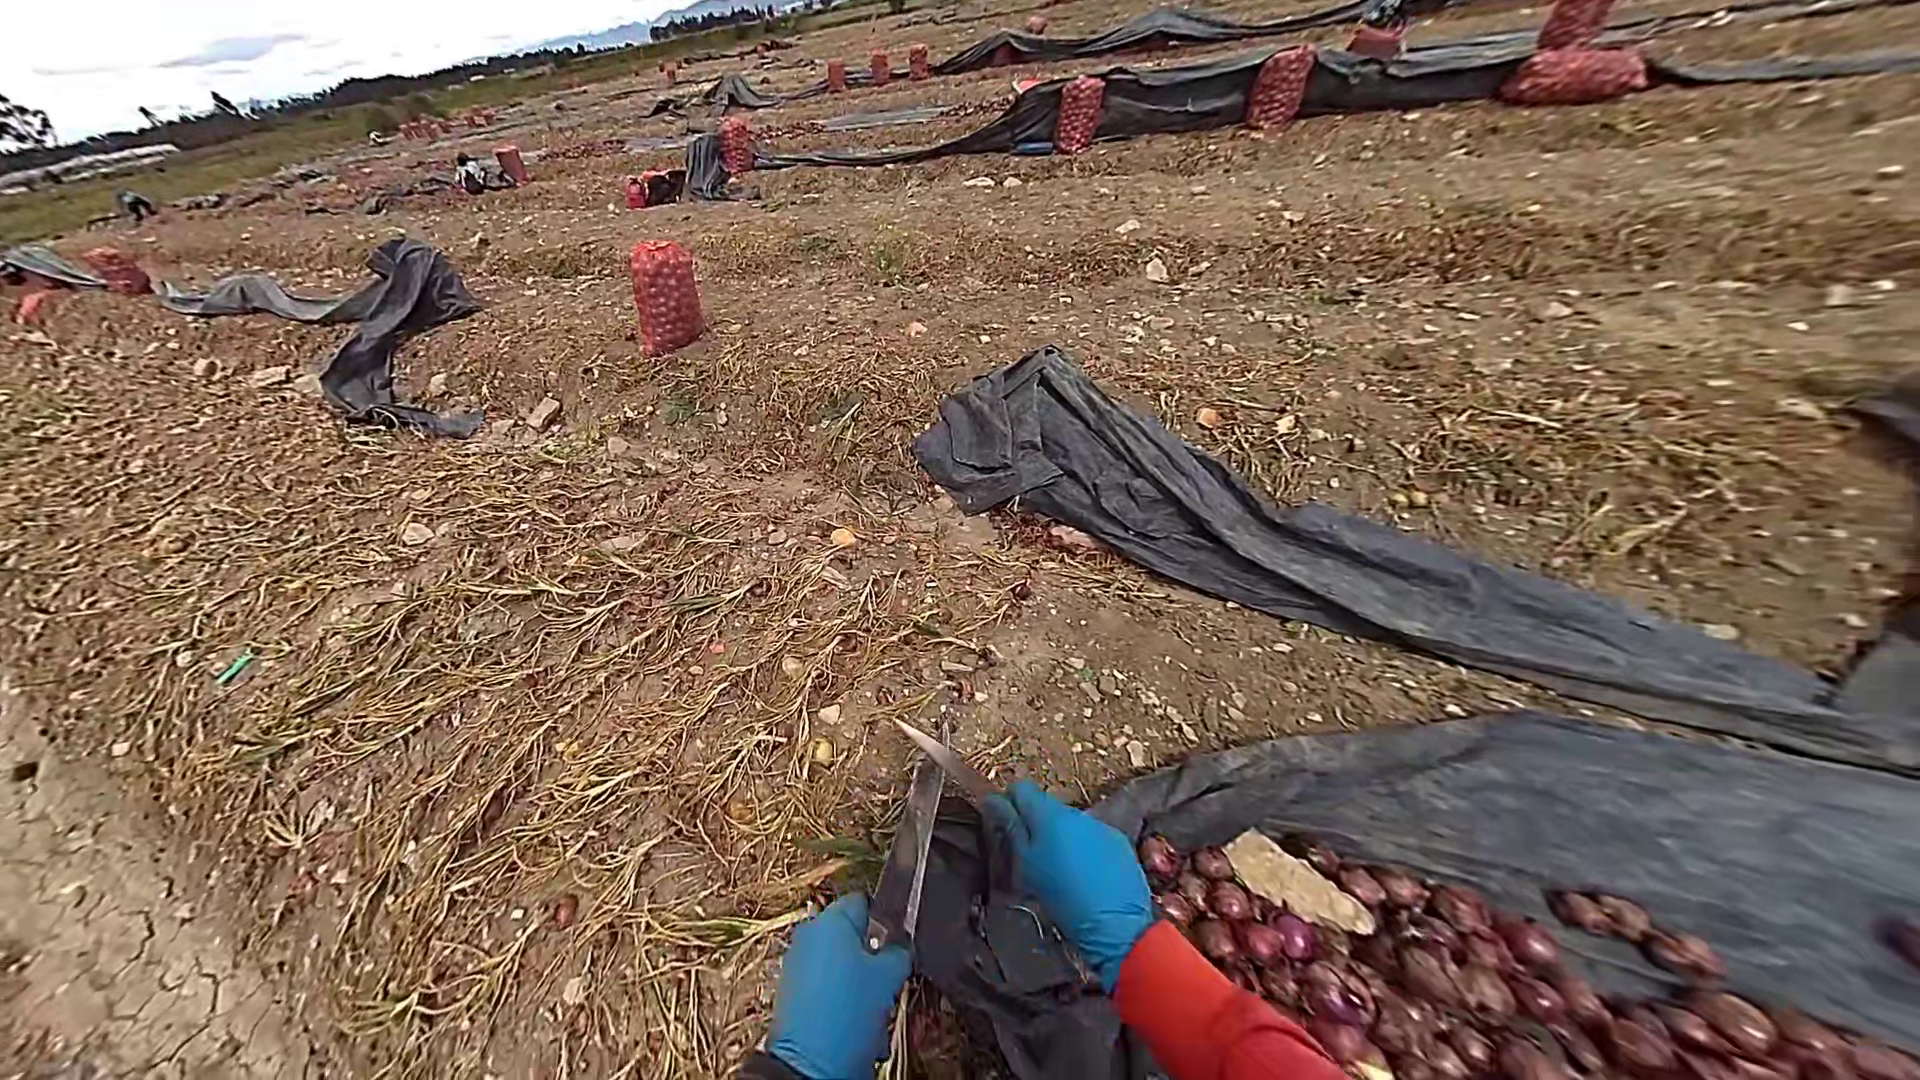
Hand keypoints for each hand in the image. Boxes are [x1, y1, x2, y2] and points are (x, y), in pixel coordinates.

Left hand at [768, 894, 911, 1079]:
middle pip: (854, 935)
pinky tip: (856, 1025)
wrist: (808, 1068)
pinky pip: (827, 987)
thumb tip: (901, 946)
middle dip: (875, 958)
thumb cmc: (846, 1014)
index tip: (899, 941)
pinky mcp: (793, 994)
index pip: (865, 901)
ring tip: (874, 1011)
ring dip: (861, 984)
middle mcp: (810, 935)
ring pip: (843, 964)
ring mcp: (798, 965)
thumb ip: (900, 950)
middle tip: (888, 981)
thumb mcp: (889, 976)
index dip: (886, 919)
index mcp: (831, 919)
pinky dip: (843, 1001)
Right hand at [983, 779, 1153, 991]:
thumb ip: (1011, 828)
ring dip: (1061, 837)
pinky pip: (1092, 835)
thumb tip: (992, 799)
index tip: (1009, 829)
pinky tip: (1087, 876)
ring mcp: (1098, 825)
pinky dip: (1085, 848)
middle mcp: (1074, 812)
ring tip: (1062, 871)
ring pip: (1069, 822)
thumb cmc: (1062, 898)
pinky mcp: (1118, 841)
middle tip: (1034, 859)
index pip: (1021, 788)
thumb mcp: (1027, 867)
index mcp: (1047, 815)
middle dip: (1036, 825)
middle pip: (1046, 806)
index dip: (1011, 804)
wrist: (1118, 926)